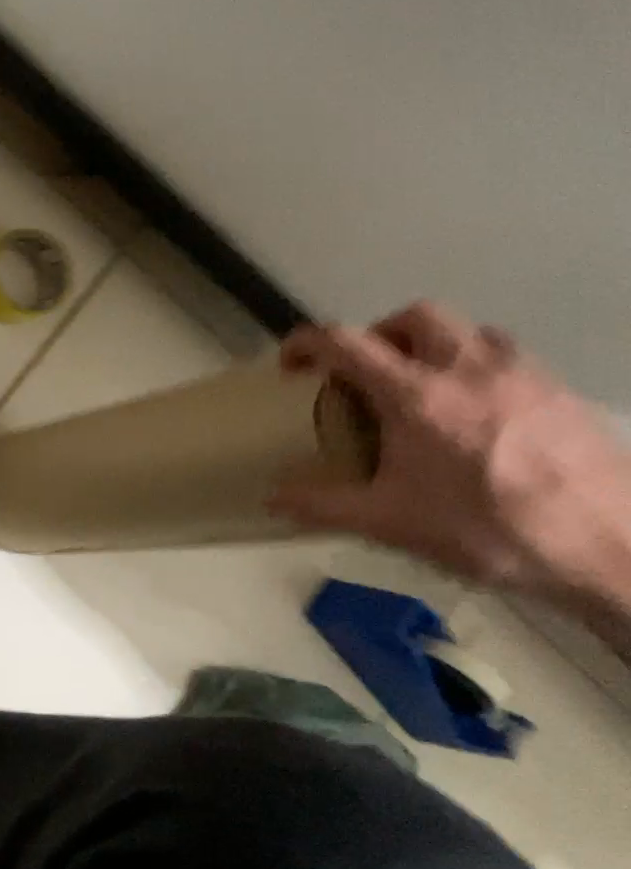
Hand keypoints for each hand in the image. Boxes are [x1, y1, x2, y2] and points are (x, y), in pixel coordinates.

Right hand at [271, 302, 630, 601]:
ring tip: (425, 386)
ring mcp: (525, 376)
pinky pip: (511, 357)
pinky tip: (479, 411)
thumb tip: (273, 498)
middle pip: (415, 316)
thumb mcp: (391, 524)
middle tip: (367, 371)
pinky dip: (480, 367)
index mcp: (417, 396)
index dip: (306, 342)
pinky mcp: (564, 393)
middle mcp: (469, 370)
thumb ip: (322, 505)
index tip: (292, 364)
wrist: (617, 552)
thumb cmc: (492, 531)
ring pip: (470, 330)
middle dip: (380, 334)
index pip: (346, 341)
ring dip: (435, 346)